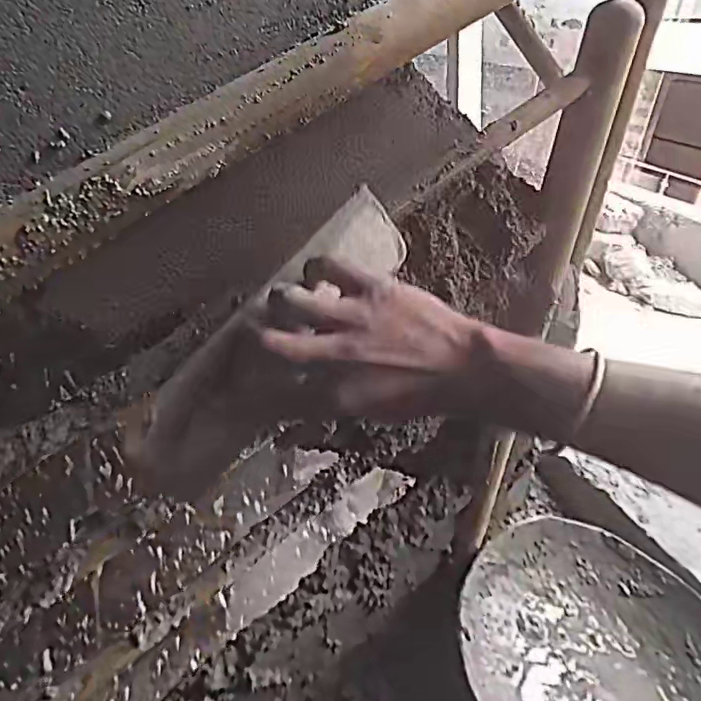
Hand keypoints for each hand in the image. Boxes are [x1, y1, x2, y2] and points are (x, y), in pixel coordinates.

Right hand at [250, 256, 488, 421]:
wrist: (465, 368)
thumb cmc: (418, 396)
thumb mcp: (368, 415)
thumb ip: (321, 417)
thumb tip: (283, 435)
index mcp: (336, 394)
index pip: (275, 395)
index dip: (247, 391)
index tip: (235, 387)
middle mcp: (338, 356)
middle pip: (272, 343)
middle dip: (252, 336)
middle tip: (251, 329)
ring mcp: (354, 318)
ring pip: (292, 299)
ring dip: (281, 298)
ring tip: (286, 298)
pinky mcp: (372, 288)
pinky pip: (327, 266)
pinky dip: (315, 268)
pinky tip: (317, 276)